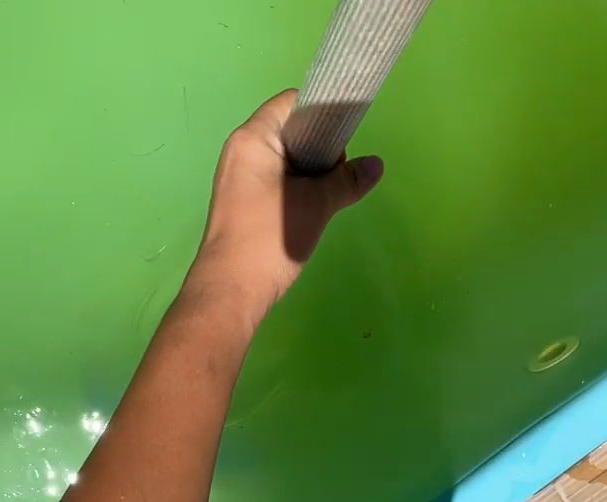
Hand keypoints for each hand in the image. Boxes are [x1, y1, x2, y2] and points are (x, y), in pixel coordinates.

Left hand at [188, 89, 383, 316]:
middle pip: (290, 133)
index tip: (344, 140)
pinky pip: (274, 186)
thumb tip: (376, 166)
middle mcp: (240, 153)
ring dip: (310, 177)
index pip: (293, 103)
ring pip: (284, 164)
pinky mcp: (240, 208)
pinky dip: (295, 193)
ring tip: (325, 200)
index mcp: (252, 138)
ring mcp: (237, 182)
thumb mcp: (317, 205)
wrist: (230, 292)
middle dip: (320, 151)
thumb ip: (347, 180)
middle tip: (336, 177)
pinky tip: (309, 216)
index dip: (323, 113)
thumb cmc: (269, 239)